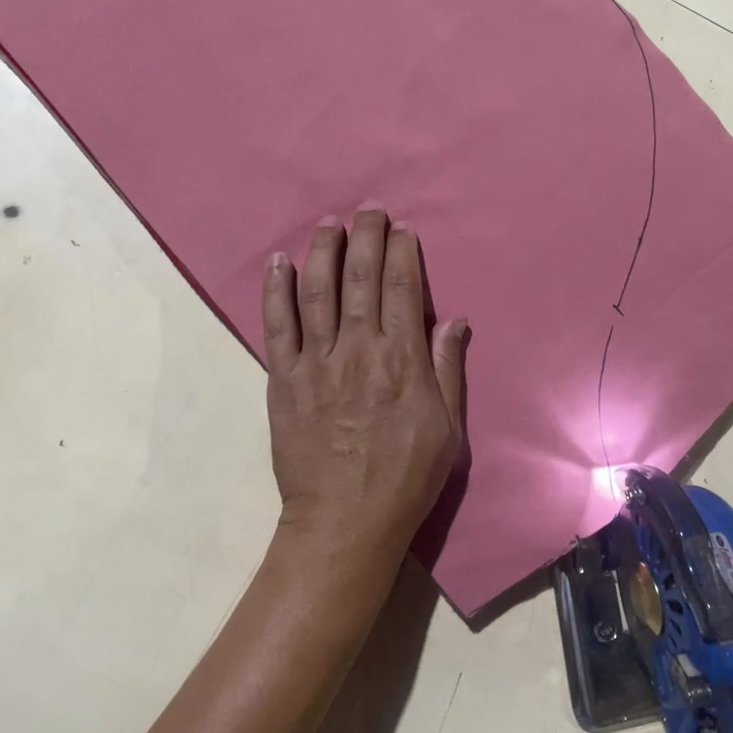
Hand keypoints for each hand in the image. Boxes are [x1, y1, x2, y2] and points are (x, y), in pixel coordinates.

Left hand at [261, 203, 466, 559]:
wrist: (344, 522)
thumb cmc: (406, 478)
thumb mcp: (448, 429)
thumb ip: (448, 369)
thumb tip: (456, 319)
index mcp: (403, 360)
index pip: (403, 289)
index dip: (402, 252)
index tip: (402, 228)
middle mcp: (359, 350)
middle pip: (361, 279)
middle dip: (366, 237)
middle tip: (369, 209)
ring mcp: (316, 363)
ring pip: (318, 291)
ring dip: (323, 251)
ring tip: (328, 223)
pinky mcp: (283, 380)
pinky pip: (277, 326)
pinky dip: (276, 291)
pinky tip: (278, 263)